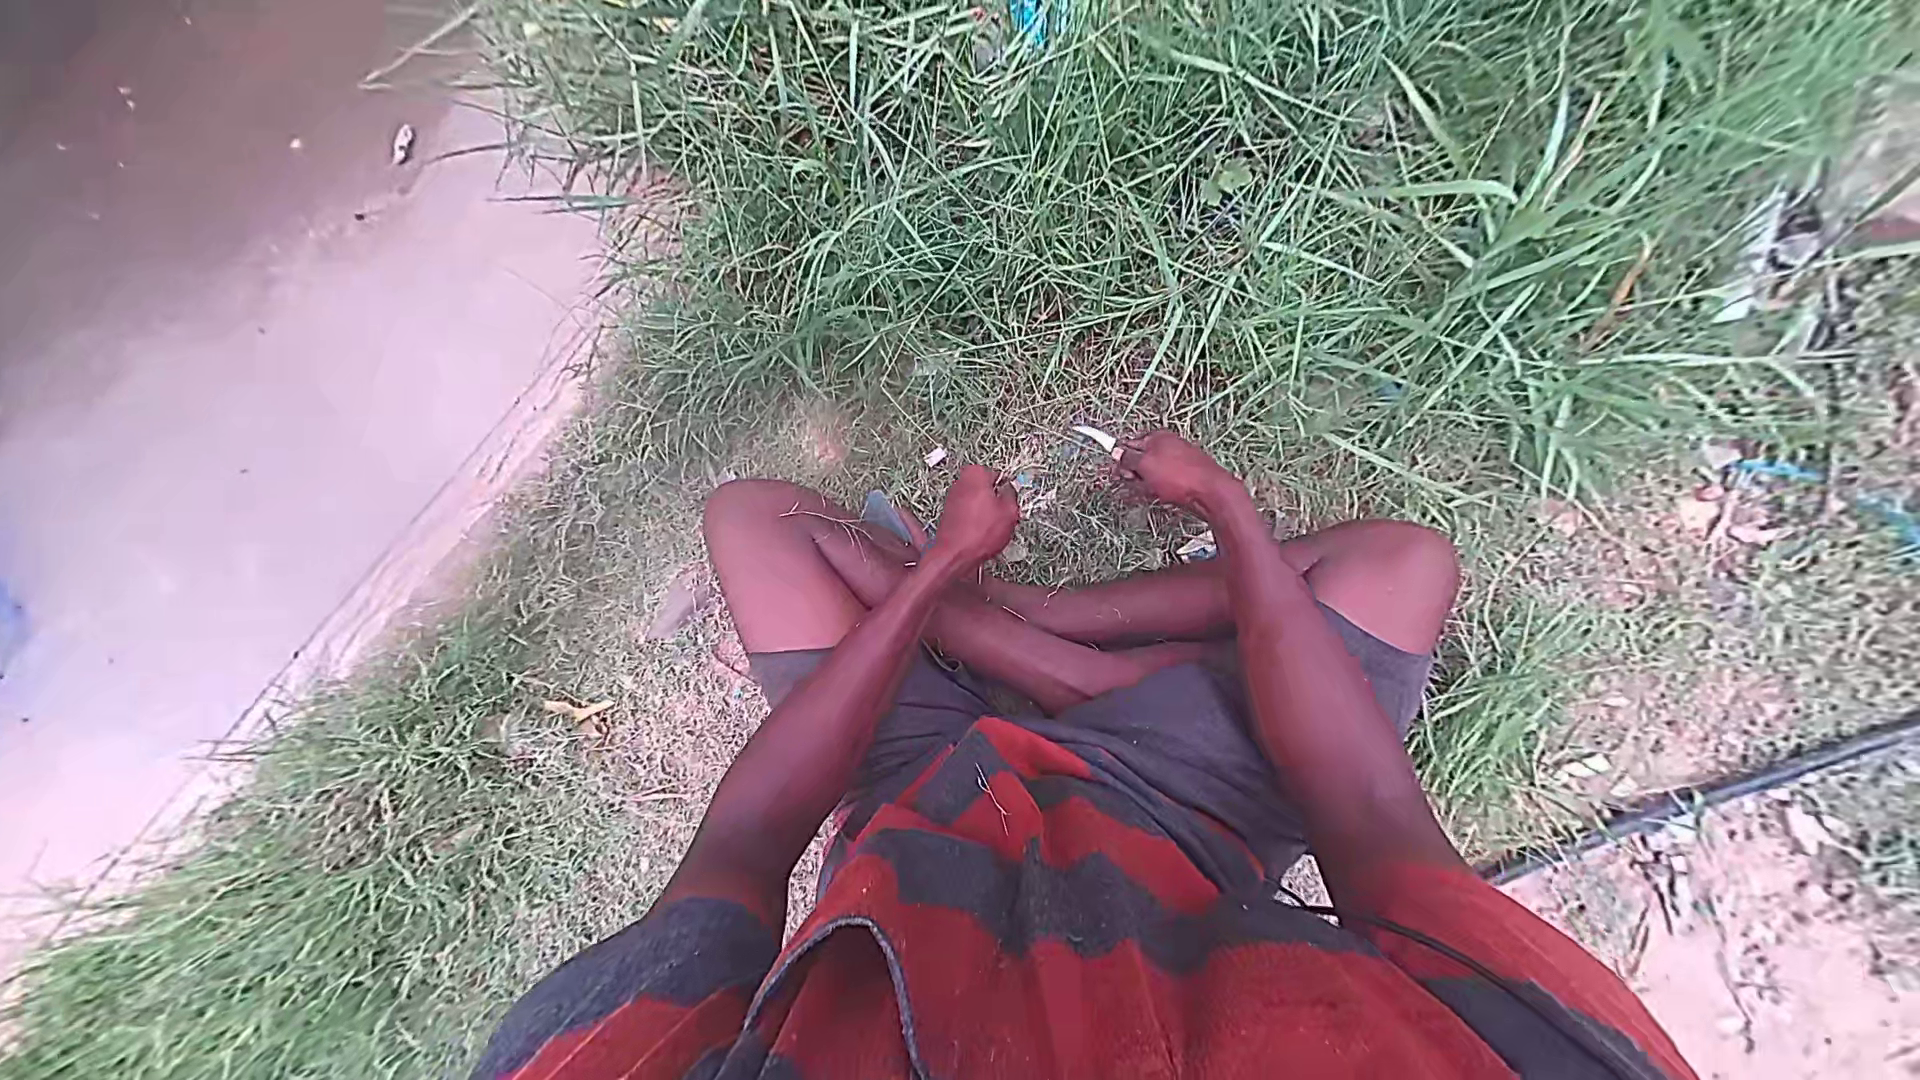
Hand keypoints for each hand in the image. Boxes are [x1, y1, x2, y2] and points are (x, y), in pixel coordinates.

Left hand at [927, 465, 1019, 573]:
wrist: (955, 555)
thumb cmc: (979, 532)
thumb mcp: (1010, 511)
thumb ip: (1011, 494)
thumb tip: (1010, 490)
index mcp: (974, 474)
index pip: (996, 473)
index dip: (1006, 488)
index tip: (1011, 497)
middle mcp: (960, 483)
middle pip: (985, 488)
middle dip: (994, 499)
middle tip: (1003, 513)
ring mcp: (952, 499)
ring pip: (977, 501)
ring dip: (985, 511)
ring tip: (992, 526)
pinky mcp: (949, 515)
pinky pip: (968, 513)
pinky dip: (975, 521)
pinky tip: (982, 533)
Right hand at [1115, 430, 1247, 517]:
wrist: (1210, 492)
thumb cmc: (1178, 475)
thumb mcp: (1145, 464)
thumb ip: (1128, 458)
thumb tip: (1116, 452)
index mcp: (1157, 437)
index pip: (1129, 444)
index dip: (1120, 458)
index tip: (1116, 472)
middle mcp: (1167, 445)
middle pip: (1139, 458)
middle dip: (1132, 472)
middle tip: (1132, 482)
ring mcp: (1176, 460)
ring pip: (1150, 472)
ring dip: (1143, 483)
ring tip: (1147, 490)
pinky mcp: (1183, 475)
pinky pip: (1162, 481)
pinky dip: (1156, 488)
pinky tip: (1158, 494)